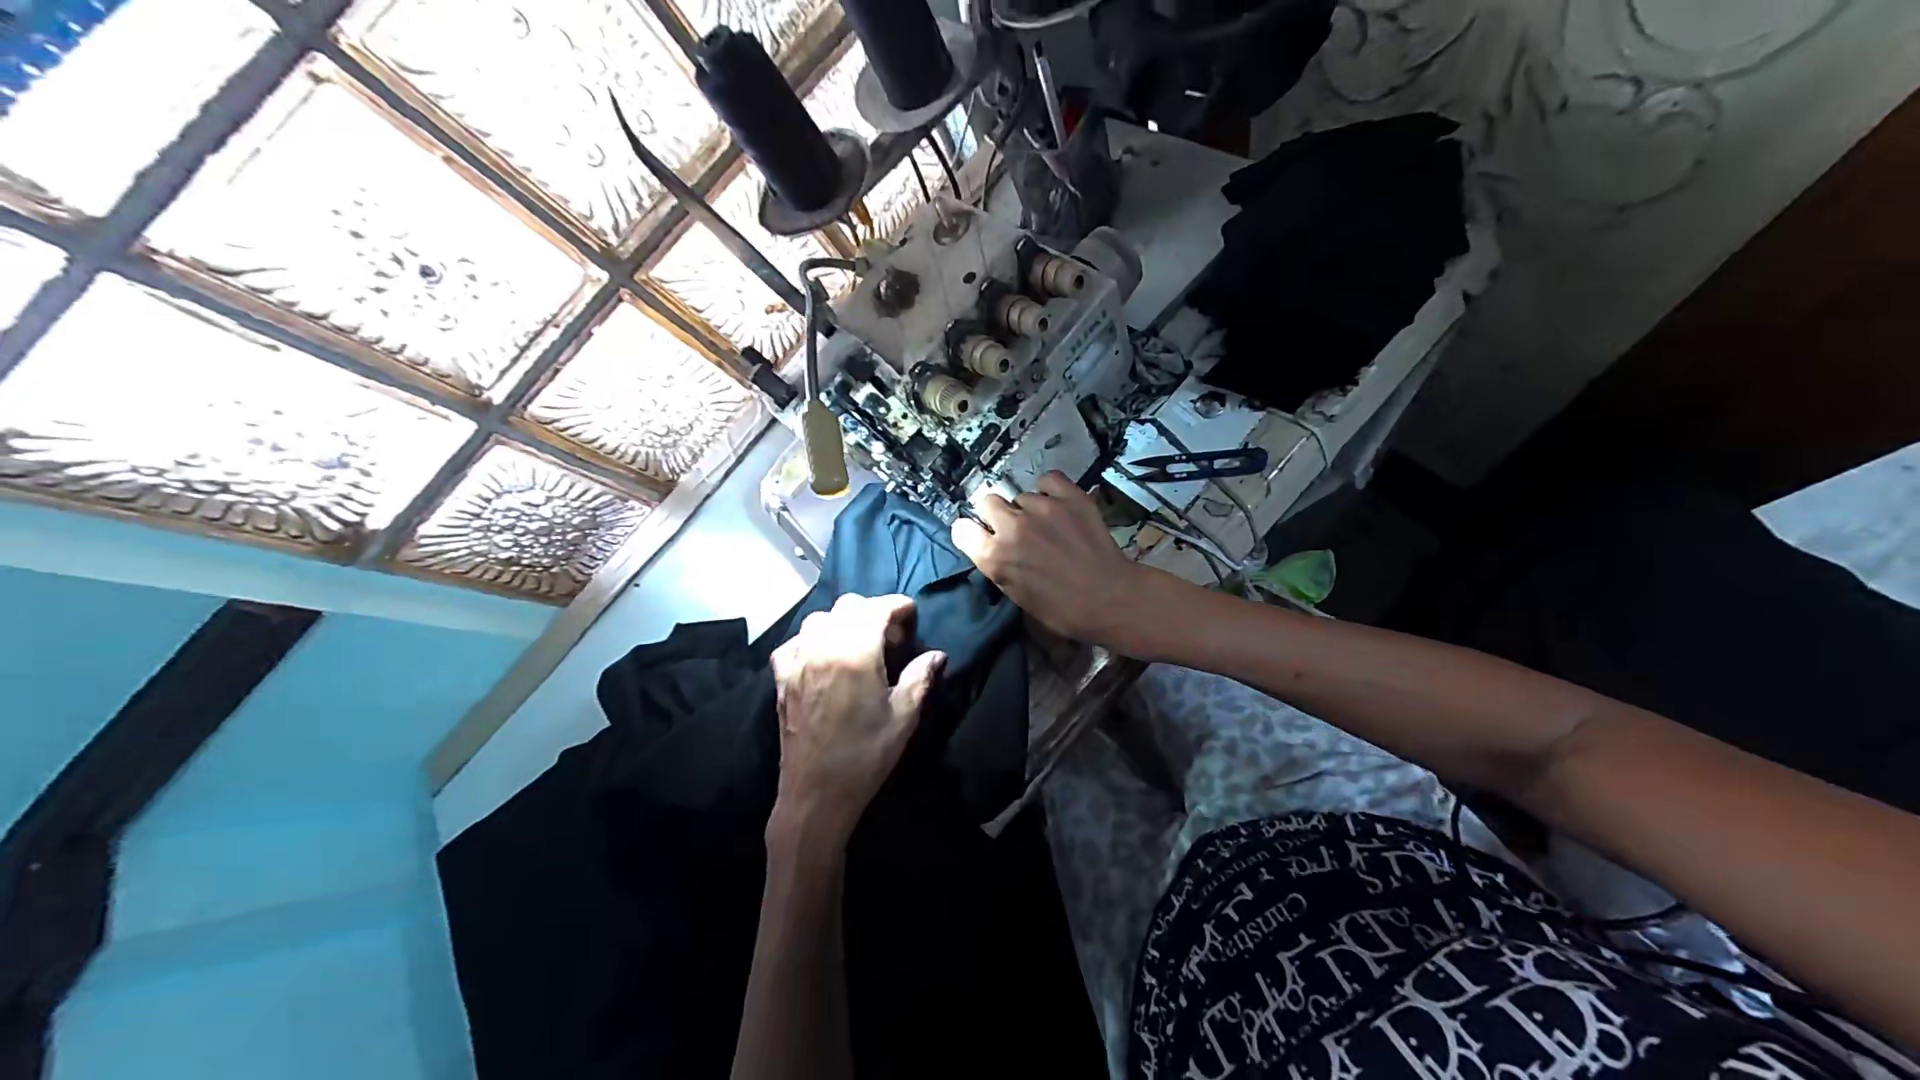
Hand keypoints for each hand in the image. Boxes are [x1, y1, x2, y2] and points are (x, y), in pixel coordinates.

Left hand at [768, 594, 943, 847]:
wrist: (817, 793)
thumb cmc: (866, 755)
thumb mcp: (903, 716)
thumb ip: (920, 677)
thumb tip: (937, 655)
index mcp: (855, 652)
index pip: (877, 608)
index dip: (899, 606)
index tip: (912, 616)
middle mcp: (822, 646)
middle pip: (848, 606)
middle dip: (873, 611)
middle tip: (891, 636)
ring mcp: (797, 660)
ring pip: (819, 619)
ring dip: (842, 622)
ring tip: (859, 645)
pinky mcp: (782, 677)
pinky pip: (795, 642)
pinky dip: (812, 640)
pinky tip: (823, 658)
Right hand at [950, 471, 1169, 649]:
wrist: (1110, 599)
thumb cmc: (1063, 611)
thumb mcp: (1018, 596)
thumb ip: (1000, 567)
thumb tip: (997, 550)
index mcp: (994, 558)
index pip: (962, 530)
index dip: (971, 533)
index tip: (981, 536)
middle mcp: (1011, 527)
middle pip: (988, 502)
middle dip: (997, 514)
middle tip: (1015, 528)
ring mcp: (1041, 508)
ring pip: (1022, 496)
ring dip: (1029, 508)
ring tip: (1049, 523)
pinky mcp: (1069, 496)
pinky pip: (1049, 480)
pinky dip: (1051, 490)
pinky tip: (1059, 503)